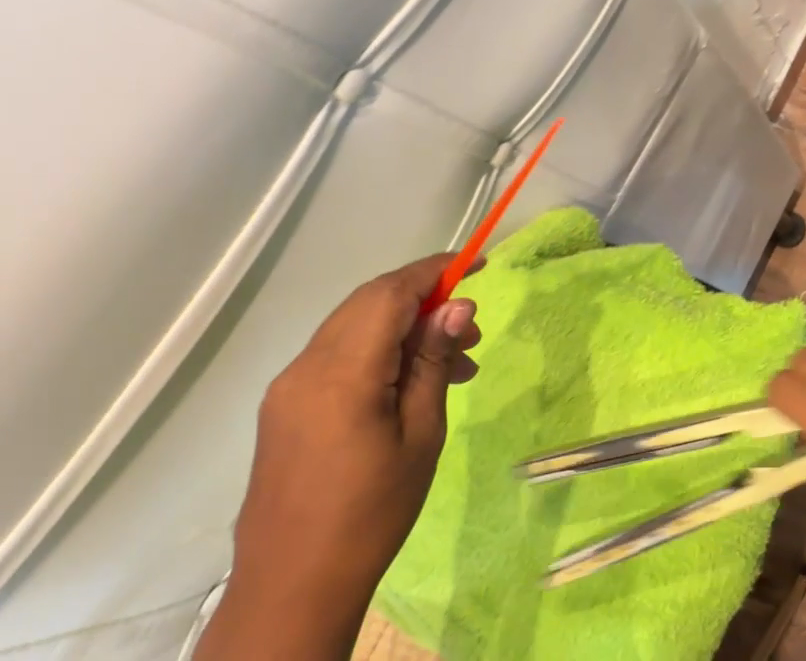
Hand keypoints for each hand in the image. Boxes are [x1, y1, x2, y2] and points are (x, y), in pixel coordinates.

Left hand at [201, 254, 481, 658]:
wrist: (296, 579)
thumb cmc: (374, 508)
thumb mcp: (422, 432)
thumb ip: (433, 362)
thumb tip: (457, 306)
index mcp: (341, 374)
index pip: (388, 295)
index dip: (434, 271)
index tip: (479, 264)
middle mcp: (305, 369)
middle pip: (367, 303)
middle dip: (424, 300)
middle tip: (473, 330)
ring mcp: (289, 388)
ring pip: (353, 327)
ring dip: (405, 328)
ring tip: (457, 363)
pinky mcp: (286, 407)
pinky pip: (339, 356)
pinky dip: (382, 351)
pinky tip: (416, 382)